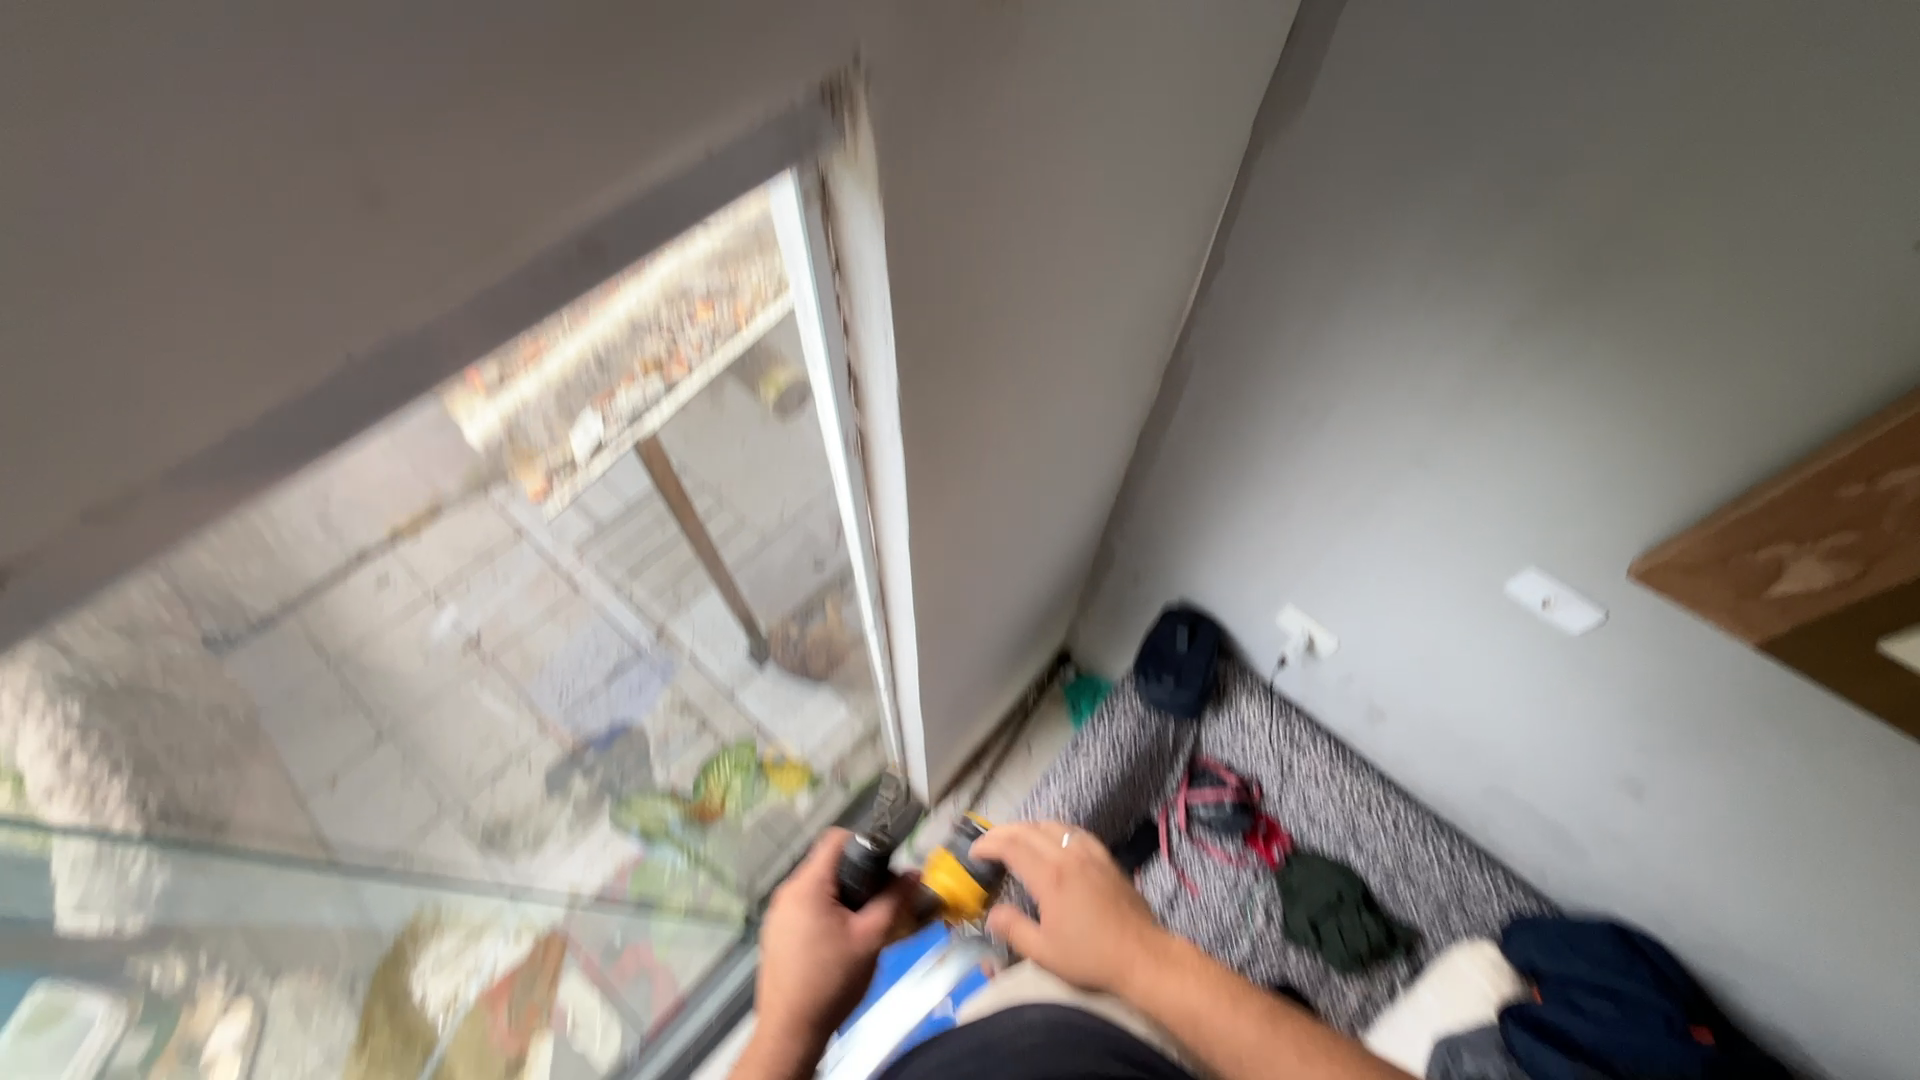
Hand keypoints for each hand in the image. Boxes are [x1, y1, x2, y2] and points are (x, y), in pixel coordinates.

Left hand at [755, 828, 915, 1050]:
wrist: (790, 1032)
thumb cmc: (832, 980)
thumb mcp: (871, 938)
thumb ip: (894, 900)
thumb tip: (914, 873)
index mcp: (806, 885)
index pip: (836, 839)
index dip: (865, 844)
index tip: (885, 868)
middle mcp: (787, 892)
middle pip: (828, 864)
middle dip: (859, 876)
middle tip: (882, 900)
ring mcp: (777, 914)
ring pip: (818, 887)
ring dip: (844, 896)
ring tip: (865, 922)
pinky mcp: (776, 934)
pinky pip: (806, 907)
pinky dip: (827, 912)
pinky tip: (841, 941)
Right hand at [972, 820, 1169, 994]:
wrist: (1142, 956)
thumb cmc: (1091, 957)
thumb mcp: (1044, 952)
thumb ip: (1014, 929)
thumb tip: (992, 914)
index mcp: (1050, 876)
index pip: (1011, 846)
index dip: (988, 845)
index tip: (974, 852)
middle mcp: (1068, 855)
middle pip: (1028, 829)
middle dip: (1003, 831)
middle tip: (988, 843)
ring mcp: (1090, 853)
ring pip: (1053, 825)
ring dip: (1028, 828)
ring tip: (1016, 839)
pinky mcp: (1106, 858)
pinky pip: (1076, 832)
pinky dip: (1056, 830)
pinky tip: (1054, 840)